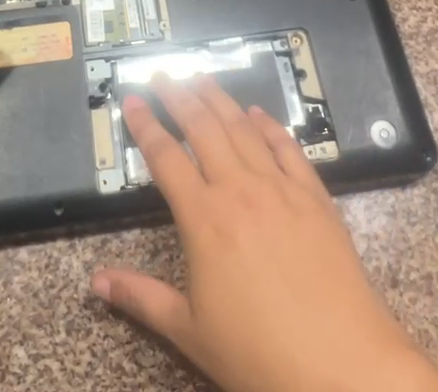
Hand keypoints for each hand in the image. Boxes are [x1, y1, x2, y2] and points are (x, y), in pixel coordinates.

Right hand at [92, 75, 437, 391]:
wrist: (342, 362)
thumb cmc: (258, 352)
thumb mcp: (190, 330)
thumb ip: (141, 298)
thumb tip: (96, 281)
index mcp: (204, 219)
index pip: (166, 158)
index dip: (146, 126)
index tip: (132, 101)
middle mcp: (240, 191)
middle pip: (204, 129)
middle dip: (180, 97)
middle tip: (164, 75)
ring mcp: (282, 189)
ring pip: (244, 129)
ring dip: (220, 100)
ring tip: (202, 79)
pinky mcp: (316, 197)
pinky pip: (289, 149)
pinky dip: (271, 126)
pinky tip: (259, 113)